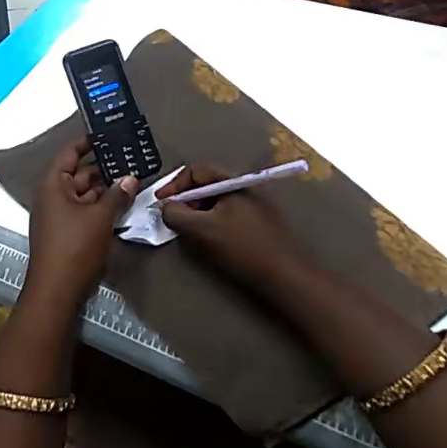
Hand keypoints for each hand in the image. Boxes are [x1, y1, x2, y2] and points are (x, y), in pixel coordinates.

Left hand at [26, 139, 138, 309]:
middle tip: (130, 161)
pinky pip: (84, 211)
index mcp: (53, 185)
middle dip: (104, 169)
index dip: (87, 143)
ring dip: (105, 190)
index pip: (69, 154)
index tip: (106, 135)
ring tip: (132, 182)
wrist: (56, 290)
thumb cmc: (74, 246)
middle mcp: (52, 196)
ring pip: (84, 194)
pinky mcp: (66, 232)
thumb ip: (116, 195)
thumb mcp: (100, 217)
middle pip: (79, 174)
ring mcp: (58, 215)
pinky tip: (122, 205)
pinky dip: (101, 207)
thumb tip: (130, 179)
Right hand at [157, 164, 306, 287]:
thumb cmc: (243, 248)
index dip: (174, 184)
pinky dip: (213, 222)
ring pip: (217, 202)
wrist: (286, 276)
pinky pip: (228, 215)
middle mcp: (244, 187)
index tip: (160, 201)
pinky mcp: (260, 223)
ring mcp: (255, 205)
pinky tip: (210, 241)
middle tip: (173, 218)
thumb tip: (164, 206)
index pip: (196, 171)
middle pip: (206, 185)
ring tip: (189, 232)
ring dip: (198, 213)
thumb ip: (177, 215)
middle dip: (185, 200)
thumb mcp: (202, 230)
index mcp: (232, 182)